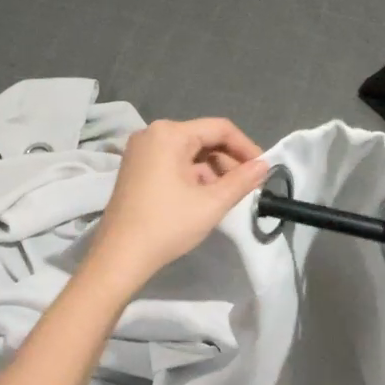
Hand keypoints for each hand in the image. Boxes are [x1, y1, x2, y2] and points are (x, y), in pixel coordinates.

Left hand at [83, 118, 270, 289]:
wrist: (120, 256)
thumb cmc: (167, 225)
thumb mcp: (211, 204)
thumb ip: (241, 181)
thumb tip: (264, 166)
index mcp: (169, 134)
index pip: (219, 129)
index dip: (246, 147)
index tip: (264, 170)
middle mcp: (152, 134)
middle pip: (203, 139)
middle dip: (229, 161)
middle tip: (248, 186)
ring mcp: (141, 152)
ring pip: (189, 153)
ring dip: (212, 172)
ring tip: (228, 197)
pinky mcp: (136, 170)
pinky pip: (173, 164)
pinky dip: (193, 177)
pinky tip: (205, 199)